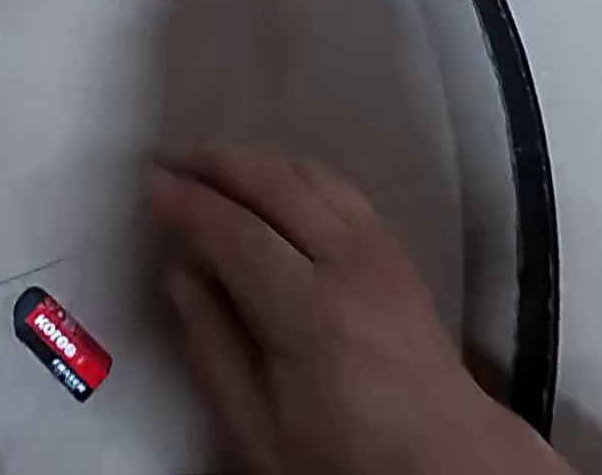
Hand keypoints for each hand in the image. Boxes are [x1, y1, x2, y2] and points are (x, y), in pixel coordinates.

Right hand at [151, 149, 572, 474]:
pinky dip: (287, 167)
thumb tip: (178, 272)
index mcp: (313, 318)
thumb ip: (211, 347)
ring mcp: (377, 244)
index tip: (152, 184)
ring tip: (206, 160)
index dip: (190, 203)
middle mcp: (349, 263)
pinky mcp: (391, 239)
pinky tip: (263, 175)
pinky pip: (332, 181)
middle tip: (170, 157)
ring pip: (304, 173)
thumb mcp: (260, 431)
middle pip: (272, 184)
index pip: (238, 235)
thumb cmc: (344, 456)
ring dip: (249, 158)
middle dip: (215, 162)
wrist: (448, 459)